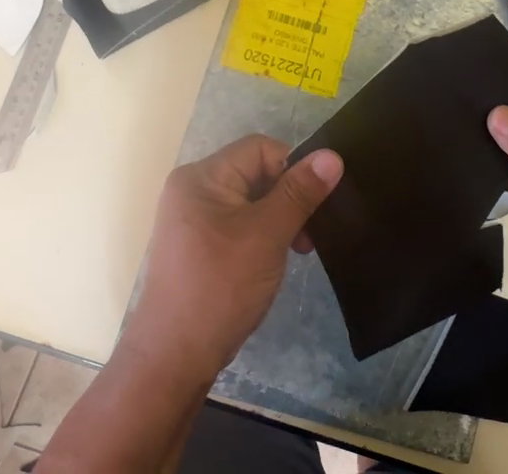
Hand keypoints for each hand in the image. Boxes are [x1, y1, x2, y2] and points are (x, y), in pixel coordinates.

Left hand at [121, 135, 343, 382]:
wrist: (174, 357)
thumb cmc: (220, 287)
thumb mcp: (267, 235)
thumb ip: (299, 193)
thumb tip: (332, 155)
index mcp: (201, 177)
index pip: (259, 149)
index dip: (292, 169)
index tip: (313, 206)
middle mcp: (192, 190)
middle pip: (255, 172)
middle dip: (288, 198)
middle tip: (308, 236)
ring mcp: (192, 219)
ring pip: (250, 201)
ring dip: (278, 219)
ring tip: (296, 251)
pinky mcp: (198, 246)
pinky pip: (238, 224)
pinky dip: (261, 235)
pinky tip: (273, 260)